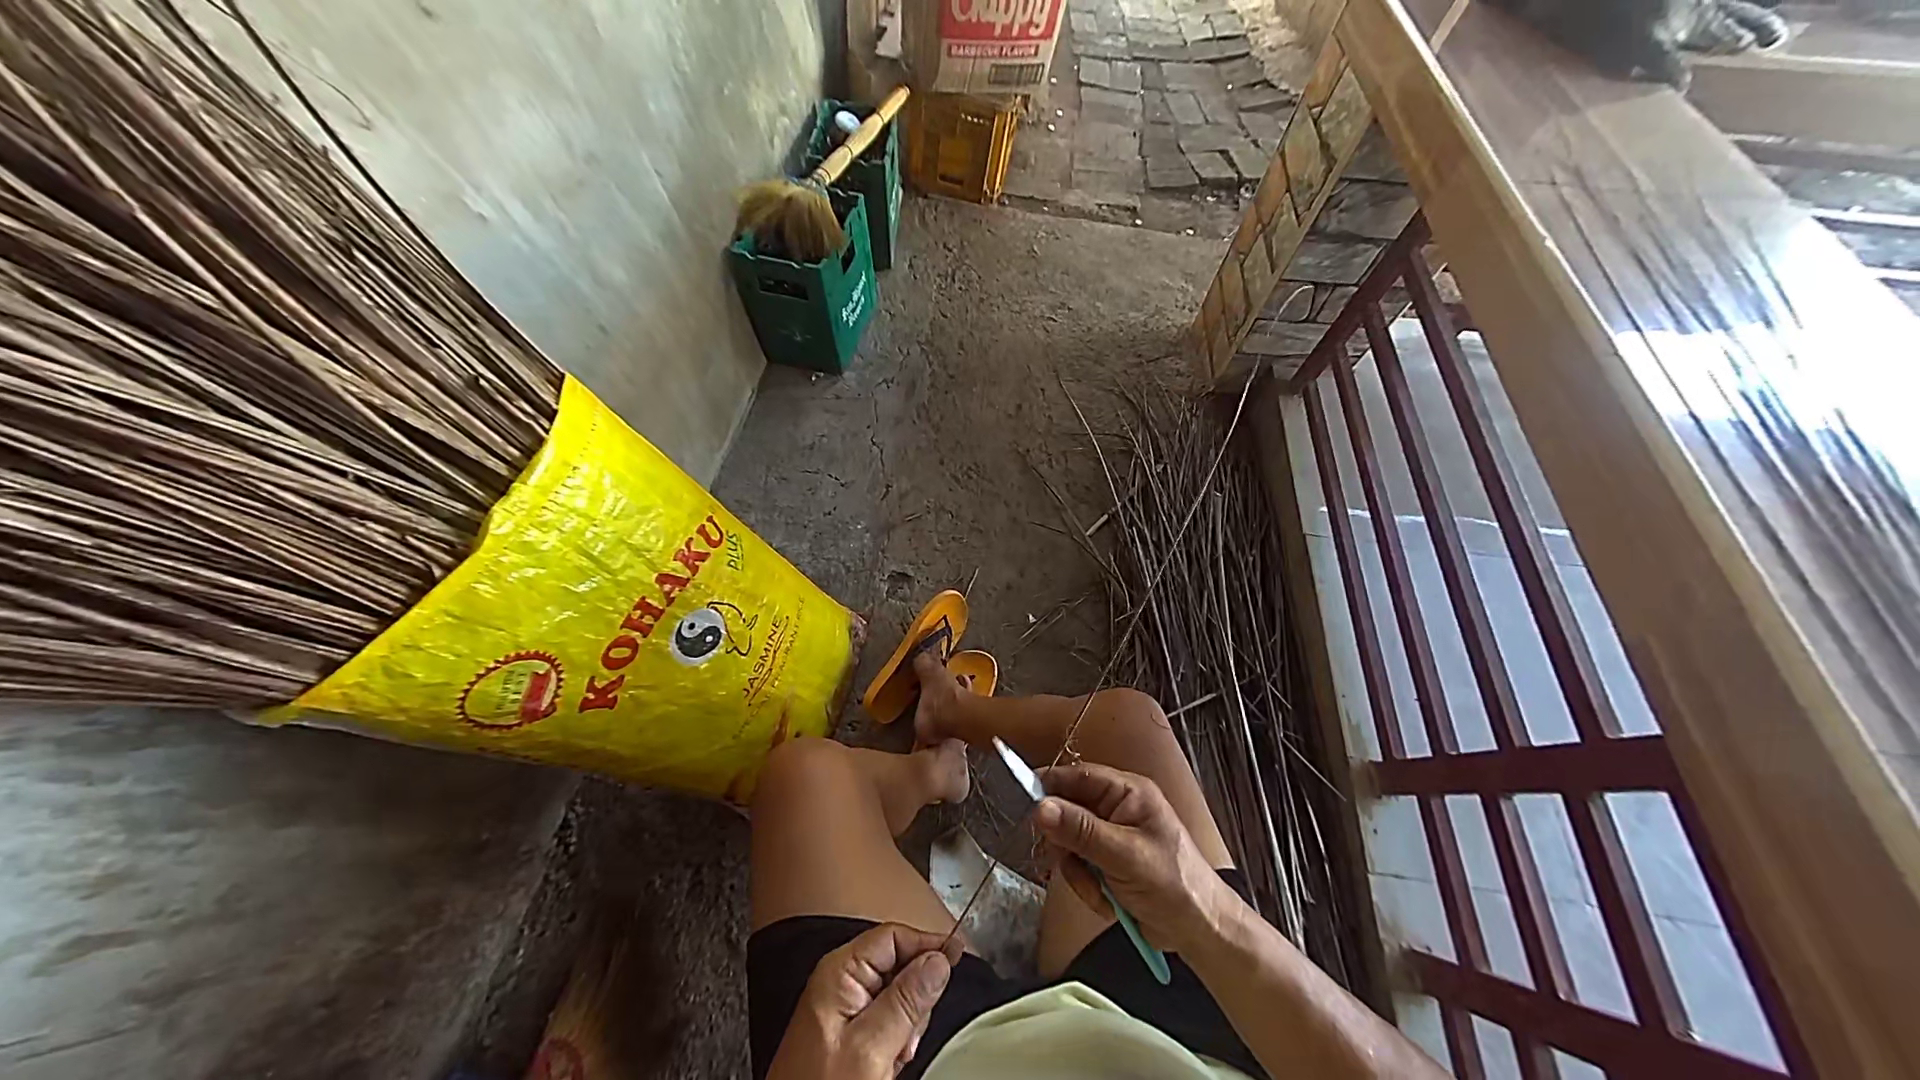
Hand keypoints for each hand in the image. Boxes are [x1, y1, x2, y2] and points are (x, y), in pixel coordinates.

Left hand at [766, 923, 961, 1079]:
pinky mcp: (852, 1029)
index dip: (927, 944)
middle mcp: (842, 981)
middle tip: (907, 1035)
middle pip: (900, 963)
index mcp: (840, 971)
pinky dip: (897, 1039)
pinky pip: (890, 1020)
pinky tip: (888, 1061)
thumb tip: (939, 960)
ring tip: (892, 1056)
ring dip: (907, 1024)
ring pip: (900, 994)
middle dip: (914, 998)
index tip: (956, 953)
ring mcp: (846, 1006)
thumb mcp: (871, 1048)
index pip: (894, 936)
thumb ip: (906, 1001)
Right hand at [1034, 763, 1238, 953]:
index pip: (1076, 776)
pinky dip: (1085, 885)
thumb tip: (1040, 808)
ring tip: (1098, 890)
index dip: (1047, 786)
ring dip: (1076, 871)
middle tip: (1070, 863)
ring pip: (1067, 842)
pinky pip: (1076, 865)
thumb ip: (1081, 831)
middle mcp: (1115, 807)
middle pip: (1065, 811)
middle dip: (1065, 843)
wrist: (1201, 931)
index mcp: (1127, 792)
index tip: (1022, 802)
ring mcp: (1109, 835)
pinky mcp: (1105, 861)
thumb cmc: (1174, 884)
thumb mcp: (1125, 856)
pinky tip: (1106, 900)